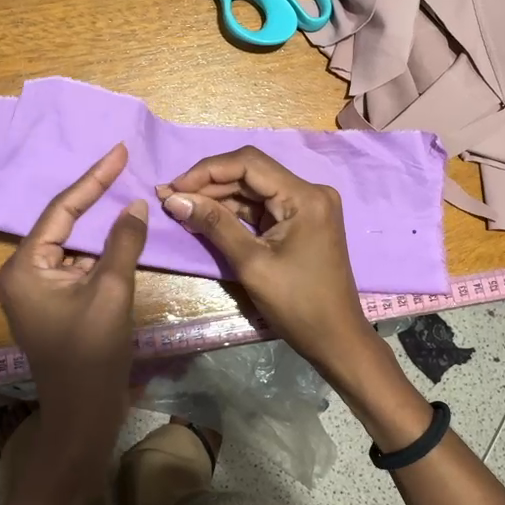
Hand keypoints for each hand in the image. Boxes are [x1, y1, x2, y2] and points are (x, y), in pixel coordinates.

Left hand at [0, 143, 147, 491]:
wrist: (83, 418)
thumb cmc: (91, 355)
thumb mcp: (111, 291)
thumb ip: (123, 242)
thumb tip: (135, 204)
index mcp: (24, 267)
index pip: (61, 210)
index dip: (93, 178)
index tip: (119, 150)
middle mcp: (21, 273)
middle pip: (63, 224)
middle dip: (94, 196)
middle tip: (122, 164)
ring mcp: (35, 291)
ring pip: (72, 245)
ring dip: (99, 227)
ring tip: (125, 194)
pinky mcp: (52, 305)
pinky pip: (76, 266)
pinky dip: (99, 253)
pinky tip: (122, 238)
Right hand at [156, 147, 374, 381]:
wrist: (335, 340)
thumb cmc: (297, 304)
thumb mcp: (251, 264)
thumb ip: (214, 225)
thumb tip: (174, 199)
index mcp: (304, 196)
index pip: (248, 163)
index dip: (207, 171)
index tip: (173, 188)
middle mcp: (309, 191)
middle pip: (250, 173)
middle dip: (208, 183)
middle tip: (169, 197)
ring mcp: (306, 205)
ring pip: (252, 189)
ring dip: (217, 197)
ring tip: (180, 207)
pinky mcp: (299, 220)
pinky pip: (261, 206)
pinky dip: (233, 211)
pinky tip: (204, 217)